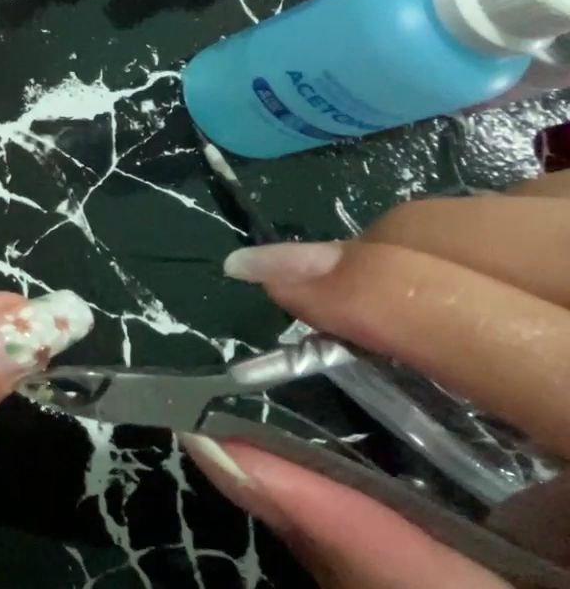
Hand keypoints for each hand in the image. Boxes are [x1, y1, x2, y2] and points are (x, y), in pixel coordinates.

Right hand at [186, 173, 569, 587]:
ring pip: (551, 202)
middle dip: (399, 247)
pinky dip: (523, 227)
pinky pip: (569, 200)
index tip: (259, 277)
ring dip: (469, 235)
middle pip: (516, 234)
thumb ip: (384, 551)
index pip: (472, 317)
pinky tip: (515, 292)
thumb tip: (216, 446)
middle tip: (336, 292)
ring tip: (439, 298)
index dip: (351, 284)